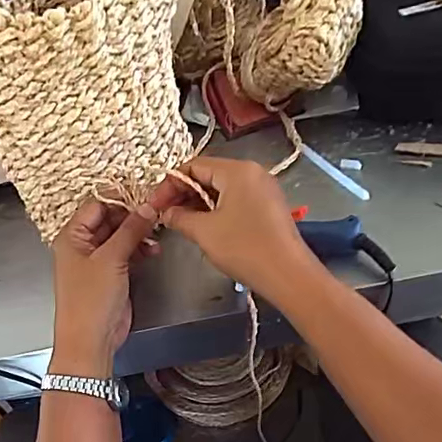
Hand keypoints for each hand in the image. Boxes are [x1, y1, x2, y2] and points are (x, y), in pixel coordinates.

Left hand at [50, 197, 157, 376]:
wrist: (91, 339)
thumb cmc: (89, 302)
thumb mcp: (111, 259)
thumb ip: (130, 230)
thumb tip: (147, 207)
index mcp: (72, 237)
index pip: (97, 206)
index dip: (121, 201)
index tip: (145, 200)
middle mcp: (82, 246)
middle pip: (110, 220)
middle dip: (133, 219)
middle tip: (155, 217)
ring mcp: (97, 261)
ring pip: (120, 237)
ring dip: (138, 235)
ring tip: (156, 237)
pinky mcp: (111, 275)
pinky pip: (126, 254)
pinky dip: (139, 250)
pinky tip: (152, 250)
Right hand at [146, 158, 318, 294]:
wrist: (287, 274)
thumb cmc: (244, 248)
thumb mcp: (204, 232)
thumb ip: (180, 217)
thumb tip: (165, 213)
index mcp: (237, 170)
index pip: (194, 166)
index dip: (170, 184)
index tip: (154, 205)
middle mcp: (253, 172)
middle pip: (209, 174)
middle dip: (184, 194)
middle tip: (165, 215)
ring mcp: (264, 189)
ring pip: (223, 189)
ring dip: (199, 203)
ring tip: (181, 222)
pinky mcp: (269, 207)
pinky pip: (237, 200)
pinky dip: (217, 209)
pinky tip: (205, 227)